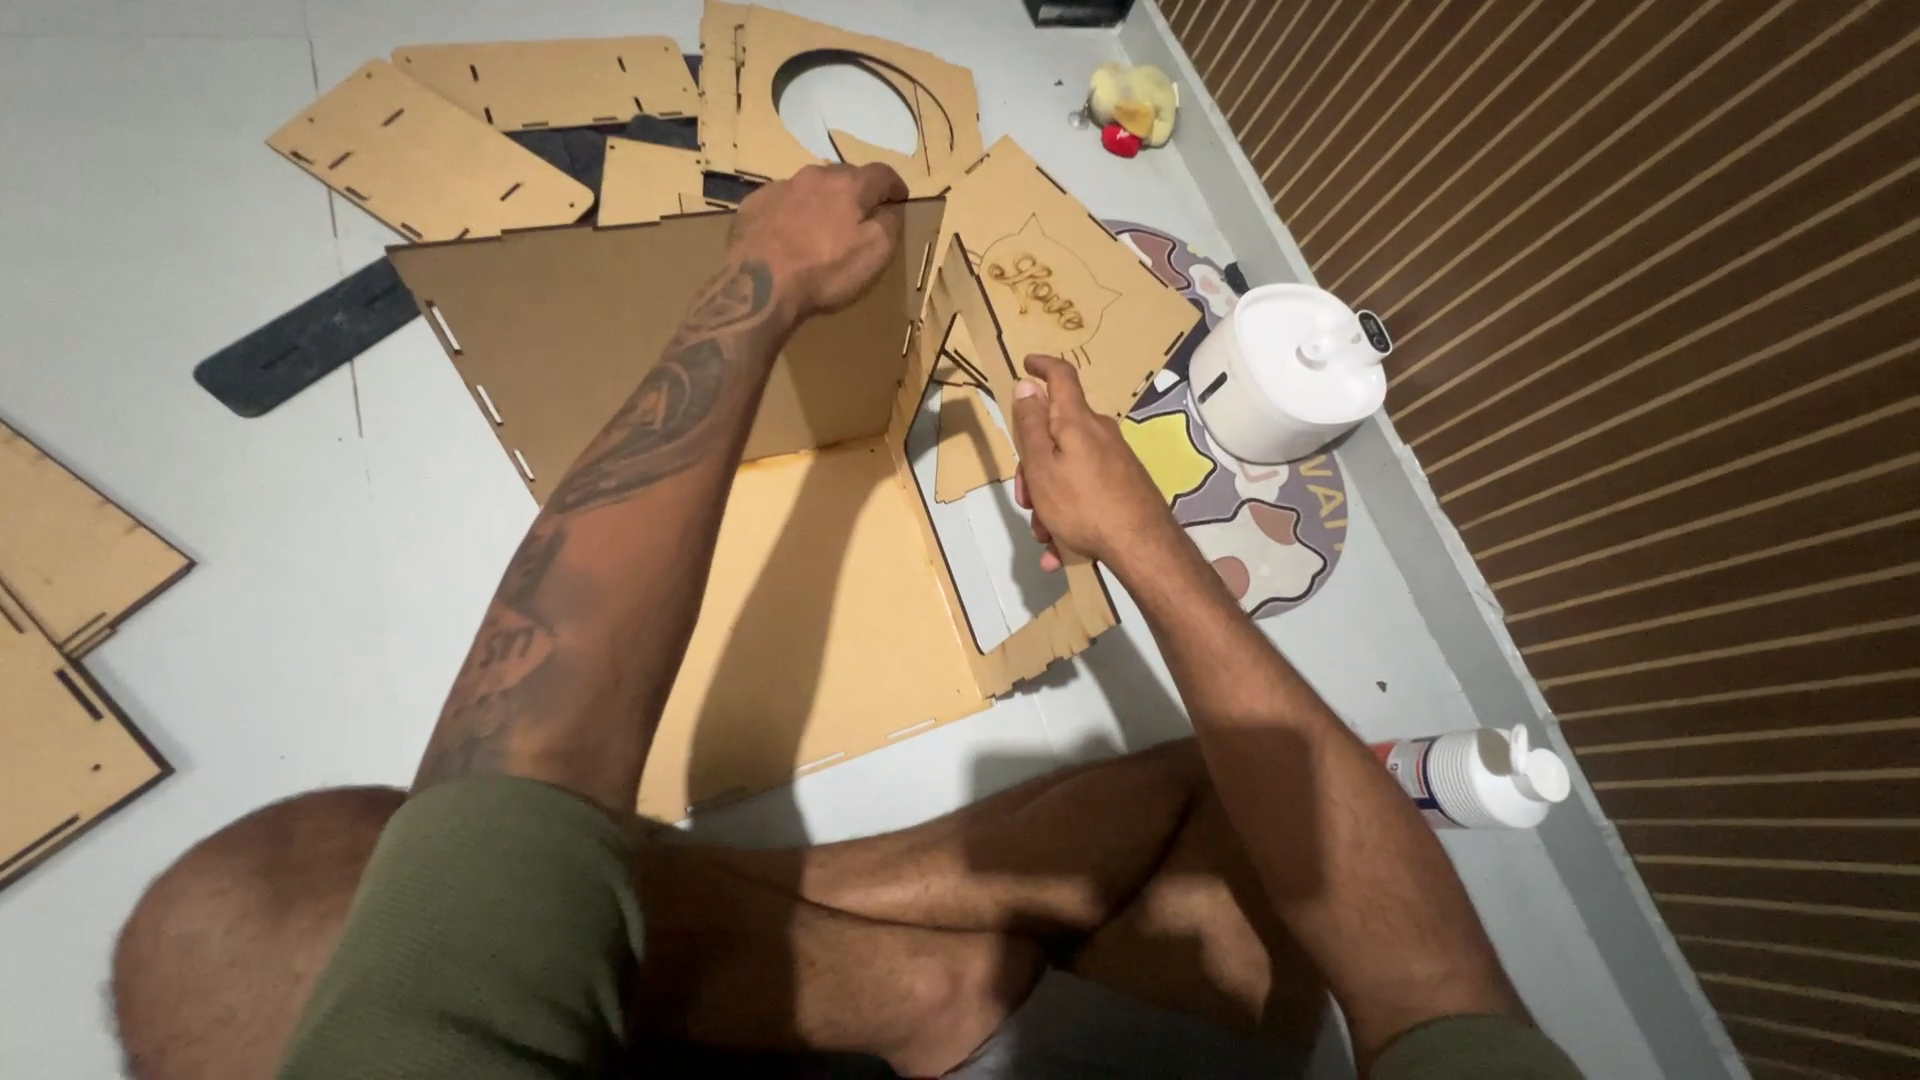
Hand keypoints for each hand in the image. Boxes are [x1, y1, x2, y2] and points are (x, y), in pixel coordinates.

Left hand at [729, 163, 909, 318]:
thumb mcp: (875, 253)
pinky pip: (782, 202)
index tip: (900, 200)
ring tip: (823, 227)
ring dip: (823, 201)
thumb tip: (893, 209)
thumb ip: (890, 225)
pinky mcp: (754, 204)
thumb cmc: (825, 271)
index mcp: (849, 185)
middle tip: (861, 216)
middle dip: (857, 192)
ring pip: (811, 187)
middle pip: (845, 175)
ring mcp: (780, 187)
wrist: (759, 284)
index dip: (895, 187)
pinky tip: (790, 236)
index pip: (882, 173)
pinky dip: (793, 213)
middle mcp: (815, 175)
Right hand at [1010, 354, 1180, 573]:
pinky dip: (1067, 517)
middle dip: (1033, 468)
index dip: (1042, 366)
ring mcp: (1113, 460)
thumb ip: (1031, 426)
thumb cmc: (1082, 504)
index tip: (1026, 365)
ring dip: (1048, 502)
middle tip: (1026, 500)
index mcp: (1076, 422)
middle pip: (1055, 436)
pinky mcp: (1123, 484)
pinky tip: (1060, 551)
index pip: (1061, 377)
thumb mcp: (1043, 466)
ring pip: (1066, 471)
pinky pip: (1084, 494)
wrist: (1141, 545)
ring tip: (1045, 536)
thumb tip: (1027, 385)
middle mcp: (1098, 433)